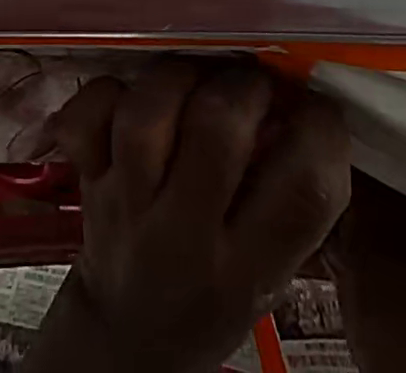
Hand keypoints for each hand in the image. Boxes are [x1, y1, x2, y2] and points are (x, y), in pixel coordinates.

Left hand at [24, 59, 354, 372]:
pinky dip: (105, 92)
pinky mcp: (87, 180)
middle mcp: (185, 236)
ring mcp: (127, 203)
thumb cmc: (212, 292)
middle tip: (251, 80)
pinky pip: (85, 120)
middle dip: (242, 86)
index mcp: (249, 267)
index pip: (303, 191)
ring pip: (145, 116)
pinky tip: (130, 94)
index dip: (320, 130)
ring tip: (197, 75)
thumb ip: (287, 200)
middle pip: (215, 132)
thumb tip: (297, 105)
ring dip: (178, 77)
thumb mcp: (270, 271)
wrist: (129, 332)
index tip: (316, 106)